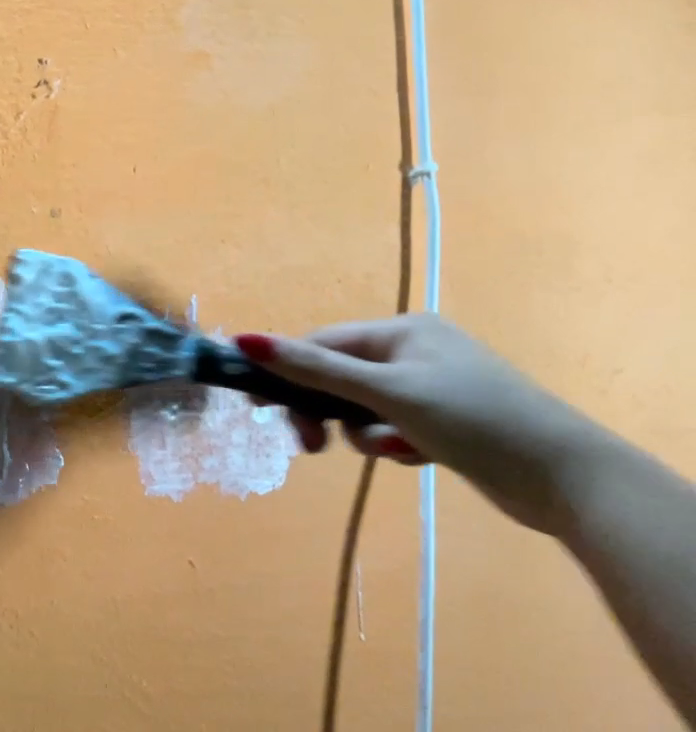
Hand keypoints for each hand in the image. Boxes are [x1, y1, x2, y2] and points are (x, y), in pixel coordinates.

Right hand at [234, 315, 598, 533]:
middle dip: (324, 410)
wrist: (568, 480)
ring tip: (387, 451)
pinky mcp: (443, 420)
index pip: (322, 344)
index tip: (261, 409)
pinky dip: (391, 442)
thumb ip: (313, 369)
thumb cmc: (472, 420)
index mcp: (402, 330)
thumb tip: (241, 340)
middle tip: (310, 445)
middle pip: (338, 376)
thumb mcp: (386, 392)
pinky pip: (390, 425)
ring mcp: (430, 386)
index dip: (288, 372)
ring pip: (361, 407)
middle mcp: (413, 350)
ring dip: (362, 432)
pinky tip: (412, 456)